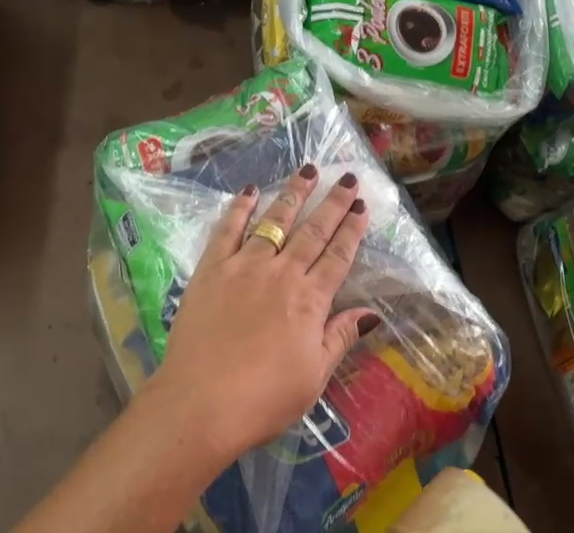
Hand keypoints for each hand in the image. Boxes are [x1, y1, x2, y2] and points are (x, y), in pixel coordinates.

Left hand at [143, 164, 377, 462]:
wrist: (200, 403)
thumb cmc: (263, 398)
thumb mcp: (314, 376)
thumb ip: (340, 336)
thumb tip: (373, 311)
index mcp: (310, 300)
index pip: (338, 256)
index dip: (352, 229)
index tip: (362, 205)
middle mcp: (281, 273)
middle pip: (313, 231)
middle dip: (333, 202)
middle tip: (347, 177)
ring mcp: (244, 266)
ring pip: (275, 221)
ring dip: (293, 194)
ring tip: (307, 170)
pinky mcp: (211, 269)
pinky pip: (228, 229)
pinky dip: (240, 207)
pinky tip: (250, 190)